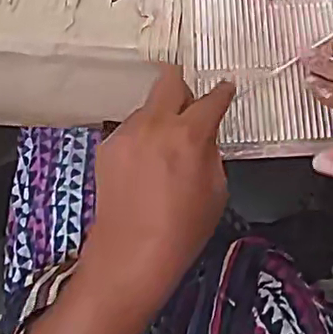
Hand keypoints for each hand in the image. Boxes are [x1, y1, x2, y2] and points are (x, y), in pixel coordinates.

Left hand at [75, 66, 234, 292]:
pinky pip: (130, 130)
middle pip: (169, 80)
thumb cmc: (182, 229)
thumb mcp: (216, 190)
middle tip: (191, 106)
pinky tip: (144, 166)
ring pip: (148, 107)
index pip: (212, 98)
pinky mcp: (107, 147)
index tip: (225, 90)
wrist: (131, 253)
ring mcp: (126, 133)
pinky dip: (141, 138)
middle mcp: (154, 124)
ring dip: (160, 118)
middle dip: (184, 88)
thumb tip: (204, 135)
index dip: (222, 93)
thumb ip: (211, 151)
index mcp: (189, 135)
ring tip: (164, 150)